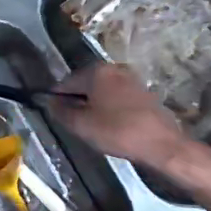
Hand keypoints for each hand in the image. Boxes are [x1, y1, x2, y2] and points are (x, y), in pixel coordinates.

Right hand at [47, 64, 193, 169]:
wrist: (160, 142)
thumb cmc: (117, 131)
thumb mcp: (82, 125)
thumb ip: (62, 111)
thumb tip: (50, 101)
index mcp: (97, 71)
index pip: (66, 82)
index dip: (58, 100)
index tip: (57, 117)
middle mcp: (114, 68)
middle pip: (86, 84)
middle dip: (78, 102)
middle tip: (77, 126)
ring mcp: (131, 79)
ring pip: (103, 91)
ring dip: (95, 106)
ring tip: (95, 128)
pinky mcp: (144, 92)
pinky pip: (118, 97)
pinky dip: (111, 108)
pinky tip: (113, 126)